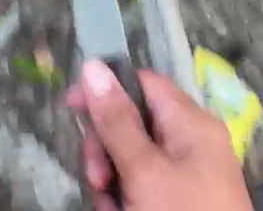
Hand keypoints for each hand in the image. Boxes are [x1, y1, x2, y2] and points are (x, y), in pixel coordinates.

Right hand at [66, 60, 253, 210]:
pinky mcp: (178, 204)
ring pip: (130, 161)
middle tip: (97, 179)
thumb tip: (92, 65)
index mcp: (191, 124)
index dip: (105, 89)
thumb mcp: (144, 173)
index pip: (142, 82)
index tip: (71, 108)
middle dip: (105, 150)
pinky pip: (140, 190)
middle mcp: (190, 144)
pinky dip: (124, 203)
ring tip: (112, 210)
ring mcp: (186, 178)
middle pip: (131, 123)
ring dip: (110, 184)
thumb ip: (116, 120)